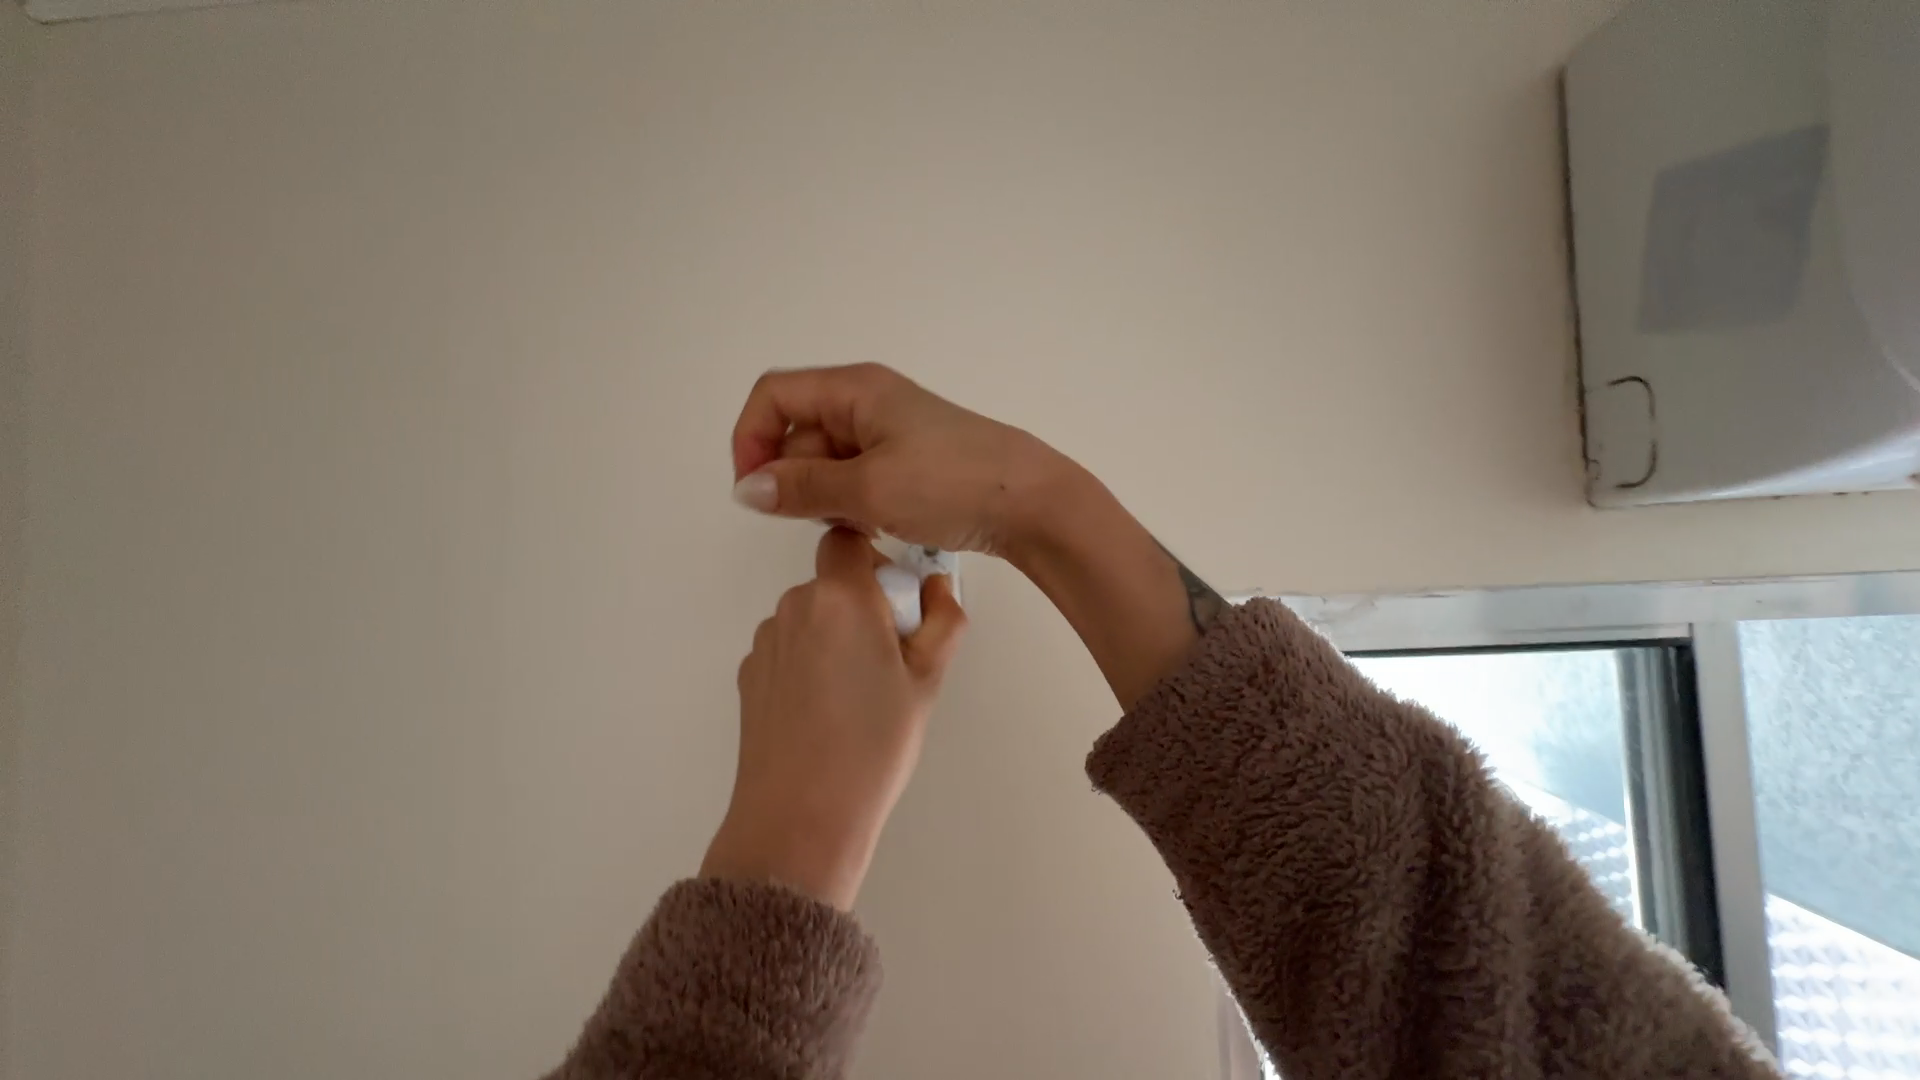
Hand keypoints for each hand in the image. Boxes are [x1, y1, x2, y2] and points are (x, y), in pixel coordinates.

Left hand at [702, 528, 966, 908]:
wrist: (801, 815)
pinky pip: (789, 649)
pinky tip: (823, 713)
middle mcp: (793, 606)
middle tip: (890, 662)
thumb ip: (943, 618)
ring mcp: (765, 642)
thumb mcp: (928, 679)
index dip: (874, 559)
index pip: (847, 539)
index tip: (895, 599)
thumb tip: (937, 584)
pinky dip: (809, 664)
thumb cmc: (874, 742)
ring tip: (856, 697)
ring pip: (811, 618)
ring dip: (835, 636)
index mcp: (839, 597)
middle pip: (833, 583)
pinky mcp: (748, 676)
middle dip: (864, 607)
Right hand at [730, 364, 1079, 557]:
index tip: (755, 492)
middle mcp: (868, 403)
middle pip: (799, 432)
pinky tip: (880, 525)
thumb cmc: (950, 484)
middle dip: (798, 477)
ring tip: (863, 521)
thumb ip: (801, 488)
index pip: (774, 396)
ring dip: (828, 497)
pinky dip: (855, 503)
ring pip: (828, 462)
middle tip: (827, 515)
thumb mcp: (868, 488)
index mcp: (855, 389)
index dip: (751, 439)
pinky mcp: (909, 464)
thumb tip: (746, 490)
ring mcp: (891, 434)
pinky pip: (858, 479)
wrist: (1032, 503)